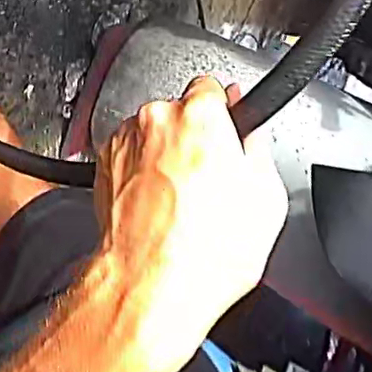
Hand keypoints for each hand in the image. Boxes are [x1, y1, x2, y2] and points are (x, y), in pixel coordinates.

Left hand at [92, 76, 287, 371]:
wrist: (149, 284)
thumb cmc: (204, 251)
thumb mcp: (266, 198)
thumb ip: (258, 148)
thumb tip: (251, 136)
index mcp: (201, 115)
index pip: (211, 87)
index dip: (222, 112)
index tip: (226, 128)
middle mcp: (158, 117)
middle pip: (181, 112)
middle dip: (194, 136)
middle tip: (208, 177)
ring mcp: (127, 137)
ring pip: (154, 133)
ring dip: (165, 152)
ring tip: (180, 198)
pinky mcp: (105, 159)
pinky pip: (130, 153)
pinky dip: (141, 169)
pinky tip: (158, 203)